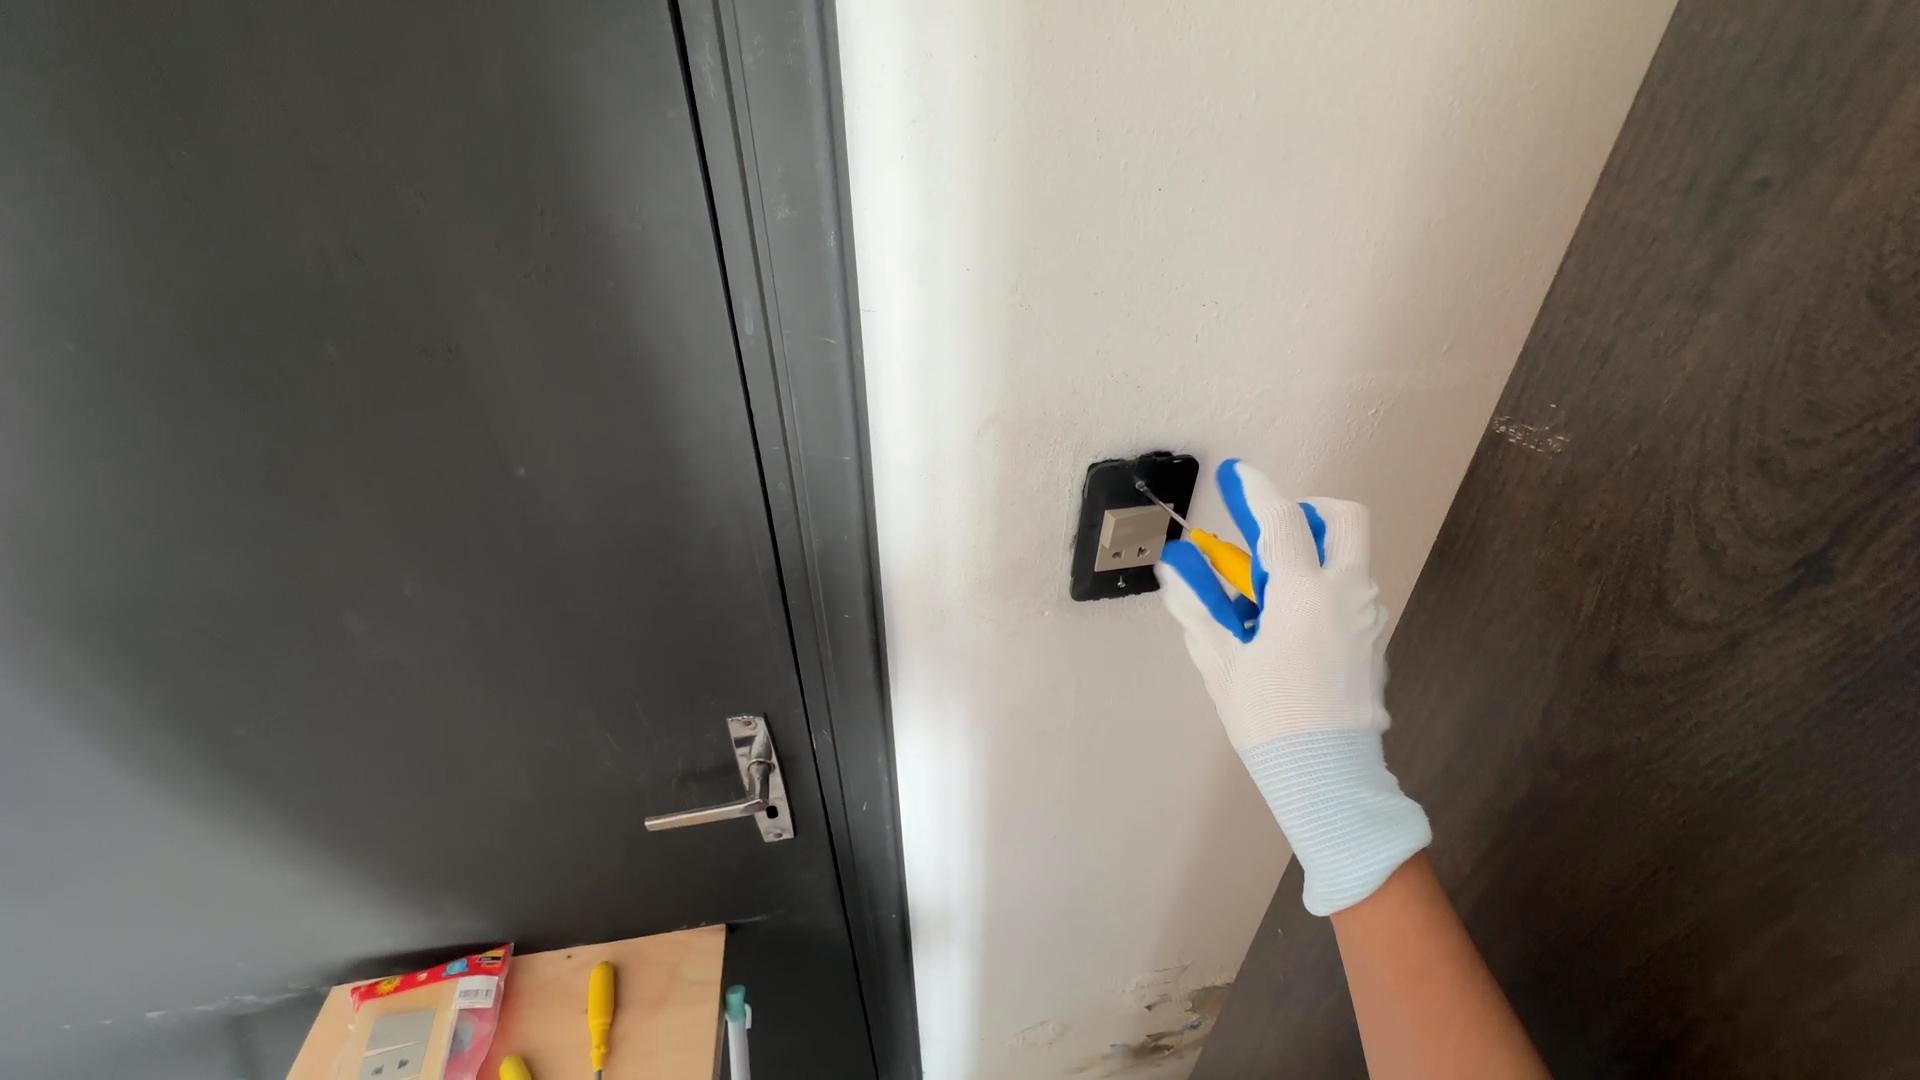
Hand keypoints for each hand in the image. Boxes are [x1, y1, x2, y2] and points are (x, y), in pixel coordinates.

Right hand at [1156, 459, 1429, 914]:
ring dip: (1314, 550)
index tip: (1238, 474)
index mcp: (1304, 596)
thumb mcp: (1221, 662)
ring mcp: (1368, 616)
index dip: (1256, 490)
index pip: (1282, 521)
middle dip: (1308, 509)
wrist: (1327, 777)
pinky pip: (1353, 588)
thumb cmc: (1267, 719)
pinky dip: (1324, 582)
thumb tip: (1175, 567)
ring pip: (1352, 555)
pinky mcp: (1374, 637)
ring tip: (1270, 587)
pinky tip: (1292, 620)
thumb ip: (1198, 606)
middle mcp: (1347, 595)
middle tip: (1271, 529)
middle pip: (1344, 519)